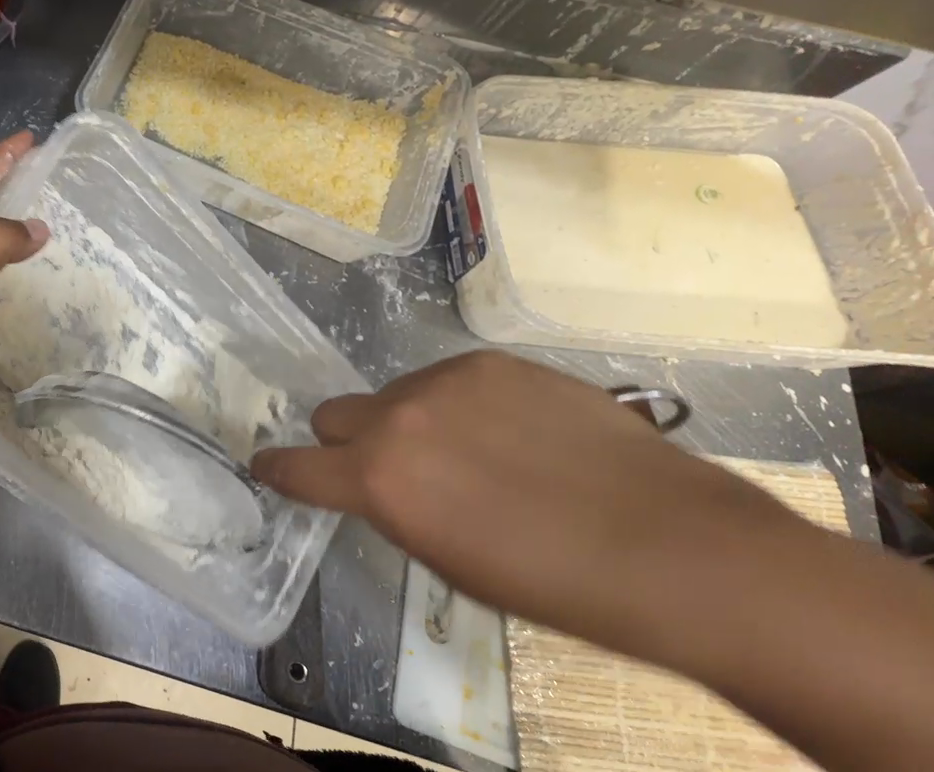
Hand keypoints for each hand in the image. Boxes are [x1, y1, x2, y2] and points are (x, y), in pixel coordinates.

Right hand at [250, 351, 806, 654]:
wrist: (676, 550)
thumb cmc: (555, 586)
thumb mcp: (448, 561)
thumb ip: (393, 509)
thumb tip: (382, 484)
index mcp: (379, 481)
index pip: (296, 466)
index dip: (280, 469)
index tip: (273, 467)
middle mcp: (397, 419)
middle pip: (335, 415)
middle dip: (350, 443)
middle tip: (399, 470)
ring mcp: (446, 382)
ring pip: (395, 394)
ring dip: (412, 421)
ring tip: (479, 454)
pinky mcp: (493, 362)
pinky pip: (451, 381)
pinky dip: (463, 405)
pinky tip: (517, 434)